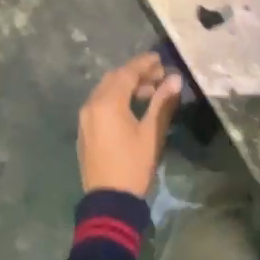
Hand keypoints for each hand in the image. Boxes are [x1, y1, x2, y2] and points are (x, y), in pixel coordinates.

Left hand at [78, 52, 182, 195]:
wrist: (109, 200)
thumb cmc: (133, 165)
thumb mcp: (152, 133)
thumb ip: (162, 103)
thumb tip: (174, 79)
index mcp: (107, 103)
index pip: (127, 73)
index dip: (144, 64)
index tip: (160, 59)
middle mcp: (91, 105)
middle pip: (113, 79)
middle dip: (135, 74)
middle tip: (158, 76)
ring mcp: (85, 118)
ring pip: (105, 91)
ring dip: (125, 86)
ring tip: (148, 93)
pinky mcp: (85, 130)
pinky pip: (99, 104)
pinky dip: (115, 99)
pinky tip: (131, 108)